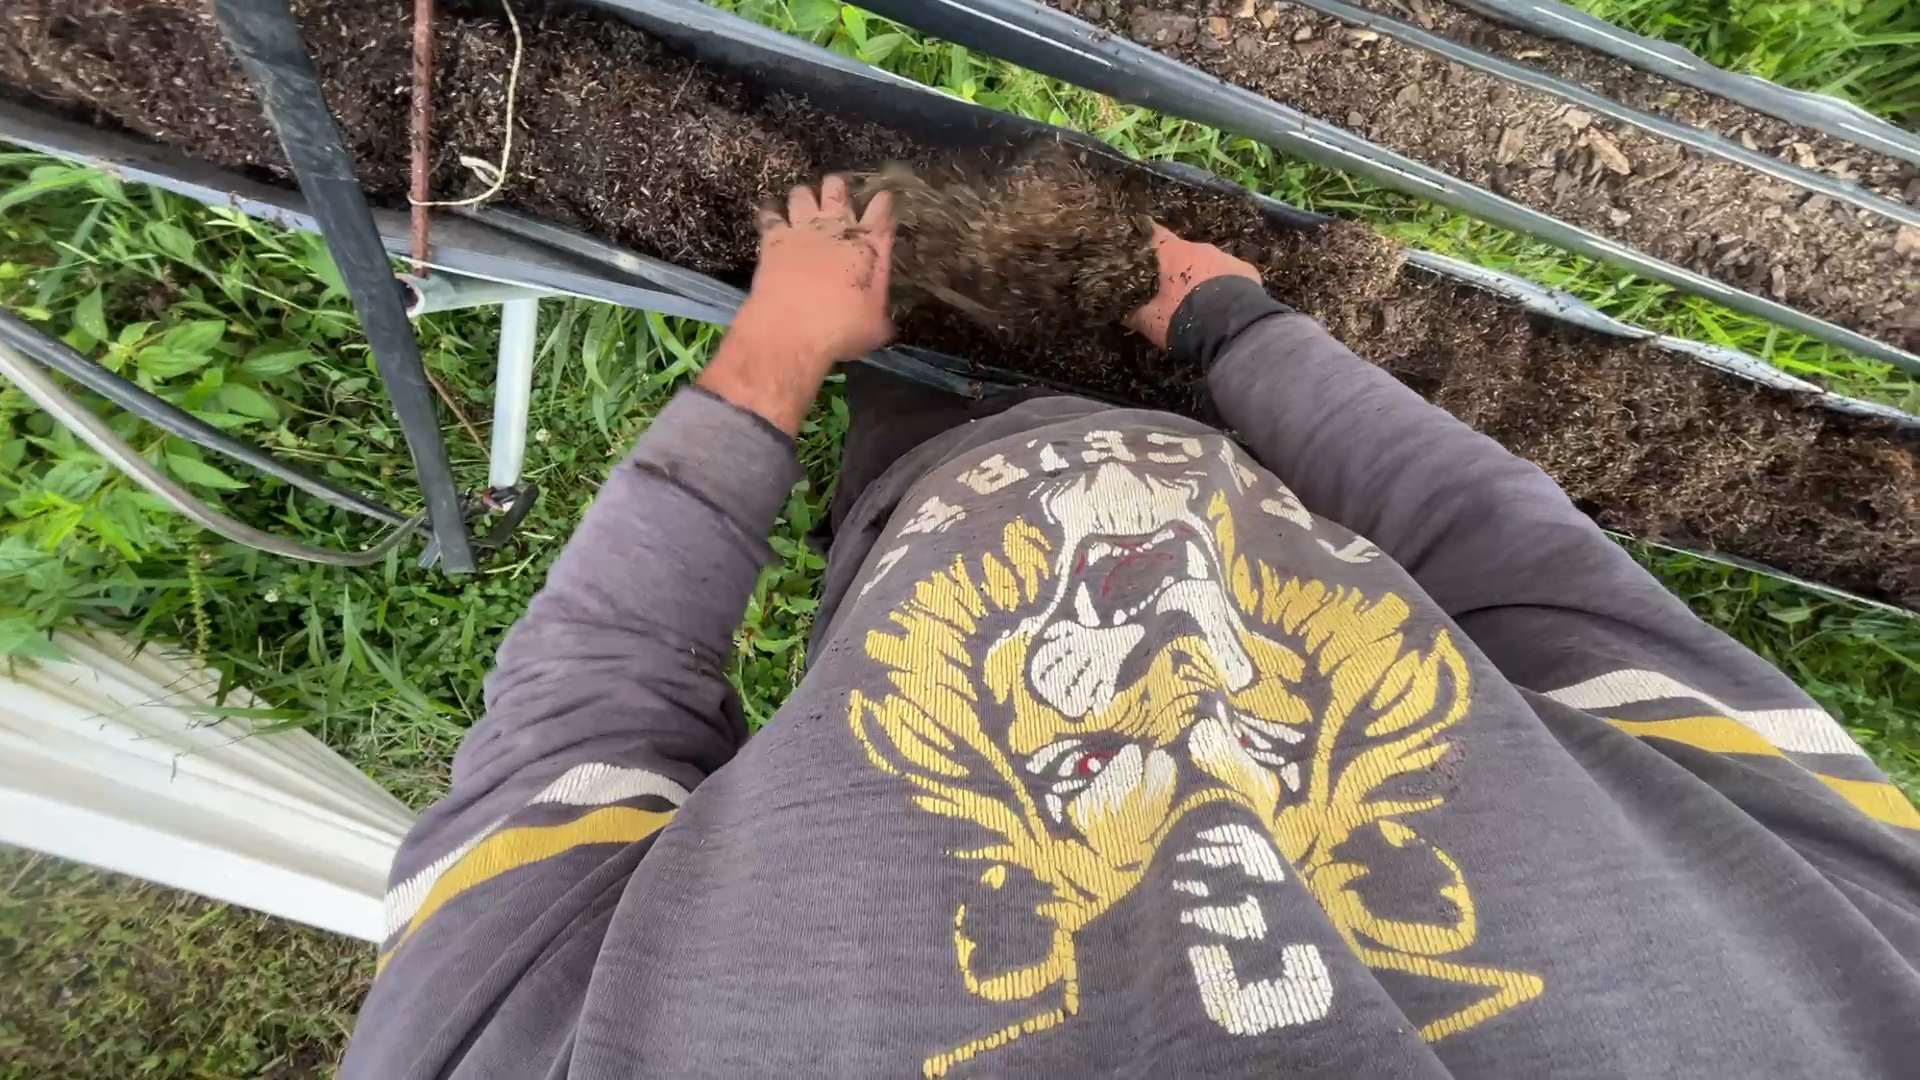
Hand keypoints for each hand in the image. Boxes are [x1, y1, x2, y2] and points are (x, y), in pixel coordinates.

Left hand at [700, 176, 895, 433]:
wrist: (793, 329)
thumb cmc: (843, 329)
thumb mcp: (877, 327)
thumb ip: (881, 312)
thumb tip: (885, 317)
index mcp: (869, 248)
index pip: (882, 213)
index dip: (883, 203)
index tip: (883, 200)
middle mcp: (837, 229)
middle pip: (837, 189)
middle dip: (837, 189)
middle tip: (836, 199)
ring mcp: (803, 229)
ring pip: (802, 193)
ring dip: (804, 197)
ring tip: (804, 208)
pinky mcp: (773, 238)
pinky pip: (770, 213)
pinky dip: (771, 212)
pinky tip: (772, 216)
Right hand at [1127, 224, 1261, 350]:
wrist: (1229, 327)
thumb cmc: (1181, 318)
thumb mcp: (1149, 321)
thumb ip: (1135, 312)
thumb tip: (1126, 311)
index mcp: (1172, 254)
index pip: (1154, 234)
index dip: (1145, 236)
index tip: (1139, 238)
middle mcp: (1199, 248)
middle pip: (1182, 252)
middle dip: (1175, 267)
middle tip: (1167, 288)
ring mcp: (1225, 257)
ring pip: (1207, 264)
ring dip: (1199, 278)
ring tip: (1196, 301)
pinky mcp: (1246, 271)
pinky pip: (1228, 276)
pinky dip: (1222, 287)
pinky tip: (1220, 305)